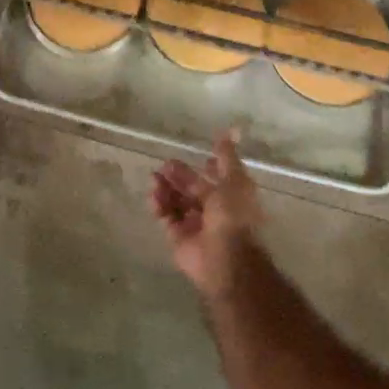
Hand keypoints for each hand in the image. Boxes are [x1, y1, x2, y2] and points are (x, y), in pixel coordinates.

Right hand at [151, 131, 264, 299]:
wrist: (225, 258)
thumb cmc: (235, 216)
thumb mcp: (235, 180)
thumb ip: (227, 157)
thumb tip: (230, 131)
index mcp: (232, 197)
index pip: (219, 178)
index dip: (209, 167)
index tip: (198, 156)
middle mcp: (214, 210)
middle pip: (193, 189)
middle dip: (180, 176)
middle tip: (165, 165)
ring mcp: (195, 225)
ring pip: (177, 202)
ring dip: (166, 188)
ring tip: (155, 178)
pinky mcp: (178, 237)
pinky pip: (166, 217)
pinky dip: (159, 206)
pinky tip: (154, 195)